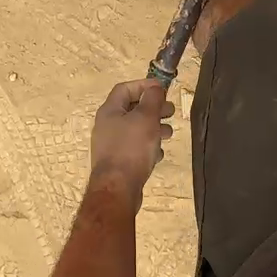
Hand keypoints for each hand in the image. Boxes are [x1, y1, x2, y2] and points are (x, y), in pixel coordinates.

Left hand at [86, 79, 174, 203]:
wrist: (117, 191)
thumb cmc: (131, 148)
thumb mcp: (146, 118)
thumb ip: (152, 99)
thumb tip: (155, 88)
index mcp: (110, 111)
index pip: (125, 88)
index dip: (144, 85)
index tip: (162, 89)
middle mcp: (106, 126)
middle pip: (131, 109)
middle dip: (152, 108)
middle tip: (170, 111)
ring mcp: (110, 146)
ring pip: (134, 130)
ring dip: (153, 128)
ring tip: (169, 133)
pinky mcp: (116, 164)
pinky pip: (133, 149)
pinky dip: (147, 147)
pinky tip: (158, 154)